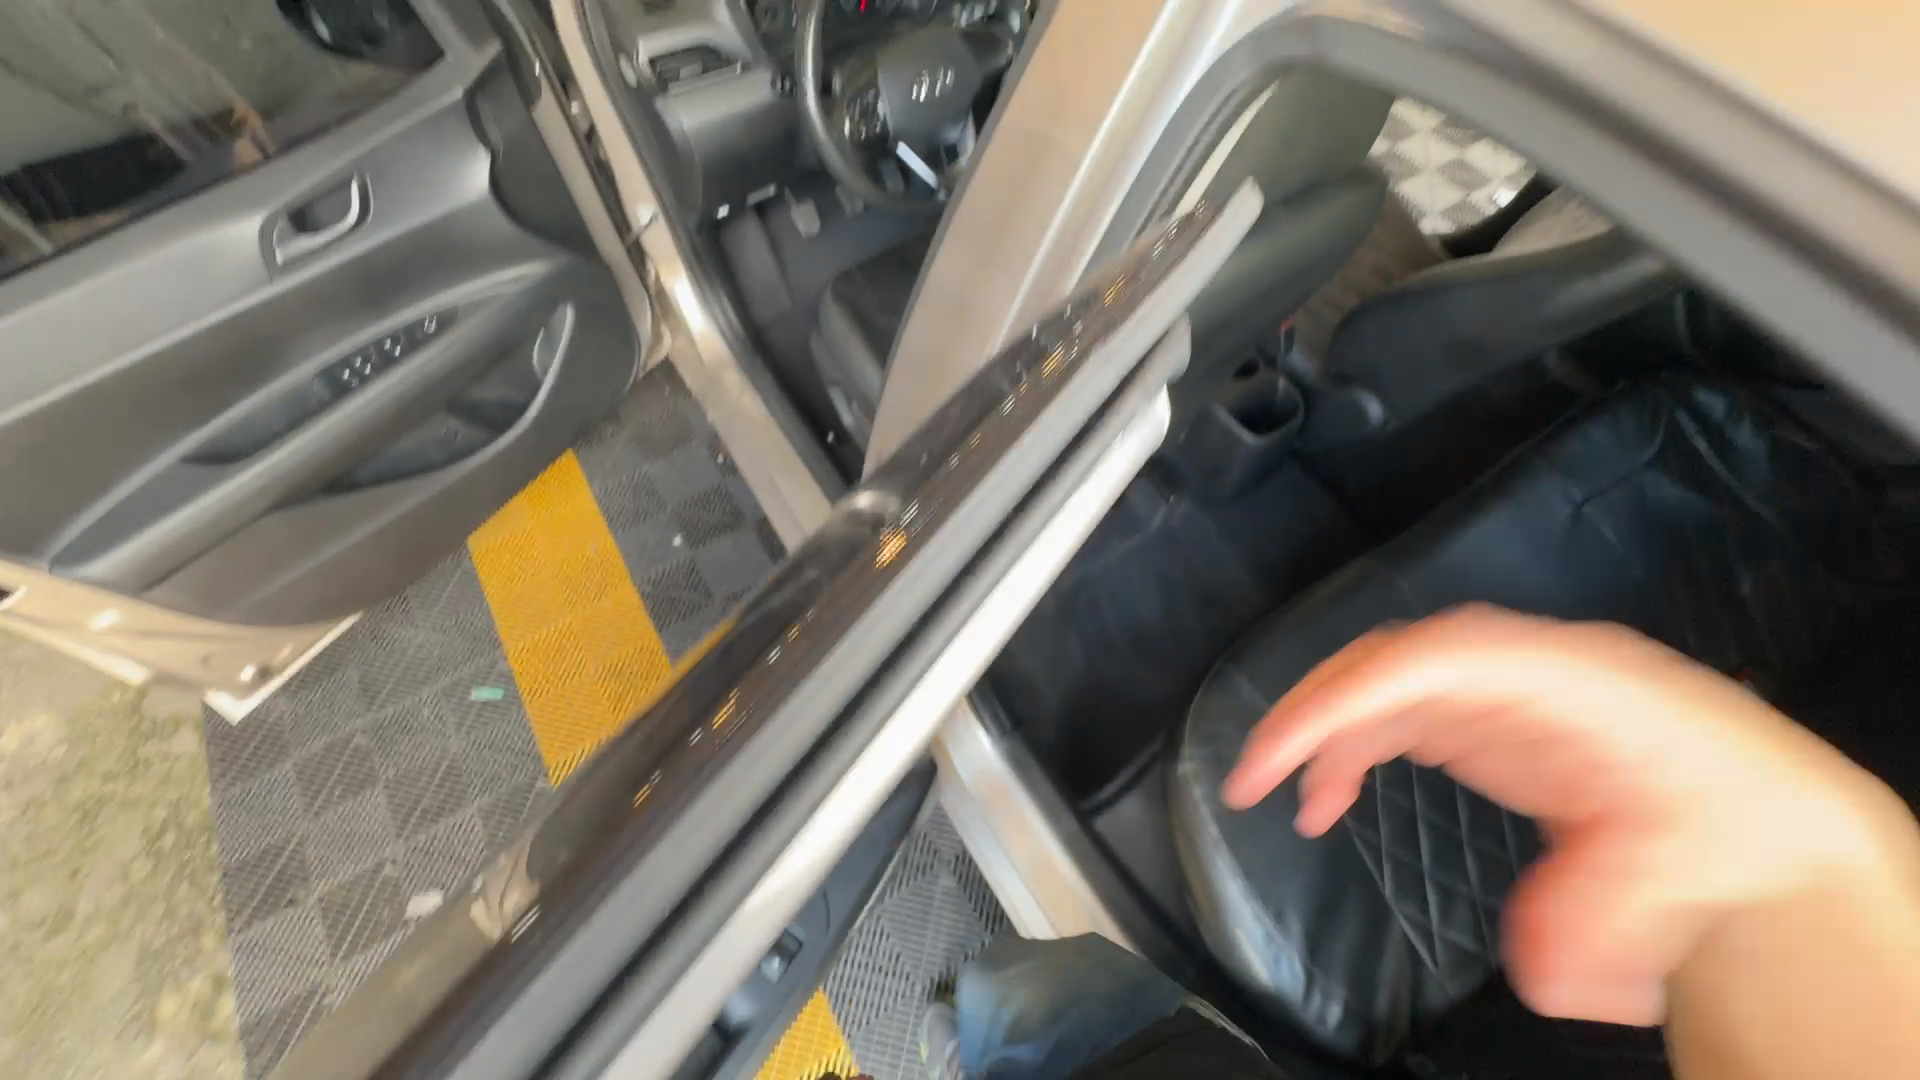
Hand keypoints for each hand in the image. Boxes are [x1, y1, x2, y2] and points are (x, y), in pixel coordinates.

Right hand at [1221, 605, 1918, 1027]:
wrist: (1748, 805)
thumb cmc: (1728, 822)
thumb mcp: (1686, 875)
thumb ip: (1604, 920)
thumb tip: (1539, 983)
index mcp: (1558, 674)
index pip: (1426, 662)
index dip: (1345, 696)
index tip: (1285, 751)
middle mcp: (1501, 663)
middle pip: (1380, 663)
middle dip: (1308, 714)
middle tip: (1254, 776)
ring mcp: (1478, 685)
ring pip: (1369, 690)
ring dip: (1320, 742)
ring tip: (1299, 811)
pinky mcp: (1465, 711)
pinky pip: (1381, 720)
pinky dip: (1343, 758)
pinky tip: (1329, 806)